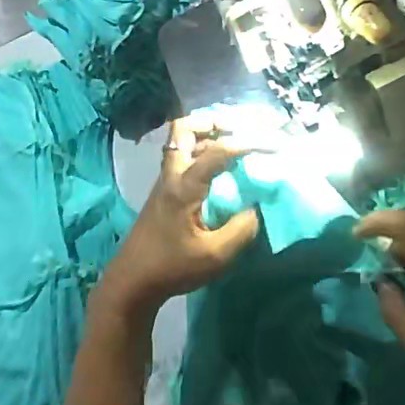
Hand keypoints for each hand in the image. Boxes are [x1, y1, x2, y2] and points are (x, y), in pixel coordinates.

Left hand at [99, 116, 261, 320]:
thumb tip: (257, 207)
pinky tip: (222, 168)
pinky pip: (184, 157)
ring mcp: (165, 181)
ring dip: (208, 135)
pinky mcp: (165, 192)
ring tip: (236, 145)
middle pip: (184, 128)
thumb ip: (241, 230)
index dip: (247, 142)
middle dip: (214, 122)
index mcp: (184, 186)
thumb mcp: (215, 256)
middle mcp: (172, 175)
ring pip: (182, 140)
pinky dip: (203, 152)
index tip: (273, 146)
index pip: (217, 150)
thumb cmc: (172, 268)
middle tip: (241, 131)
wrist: (132, 282)